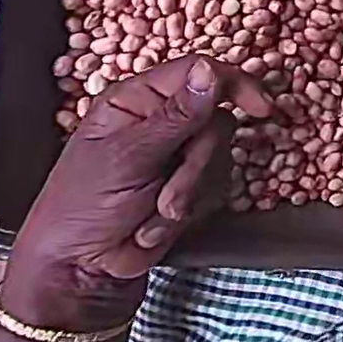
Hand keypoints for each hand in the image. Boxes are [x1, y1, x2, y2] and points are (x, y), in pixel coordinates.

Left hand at [0, 55, 273, 333]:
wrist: (80, 270)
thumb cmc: (83, 206)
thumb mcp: (128, 158)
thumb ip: (176, 116)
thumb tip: (212, 72)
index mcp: (138, 99)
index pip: (197, 72)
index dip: (233, 84)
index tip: (261, 108)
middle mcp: (162, 119)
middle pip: (216, 119)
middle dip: (197, 163)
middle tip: (169, 196)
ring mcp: (178, 152)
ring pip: (219, 156)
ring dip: (191, 191)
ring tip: (154, 214)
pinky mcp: (189, 183)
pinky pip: (215, 185)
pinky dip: (190, 209)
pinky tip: (155, 223)